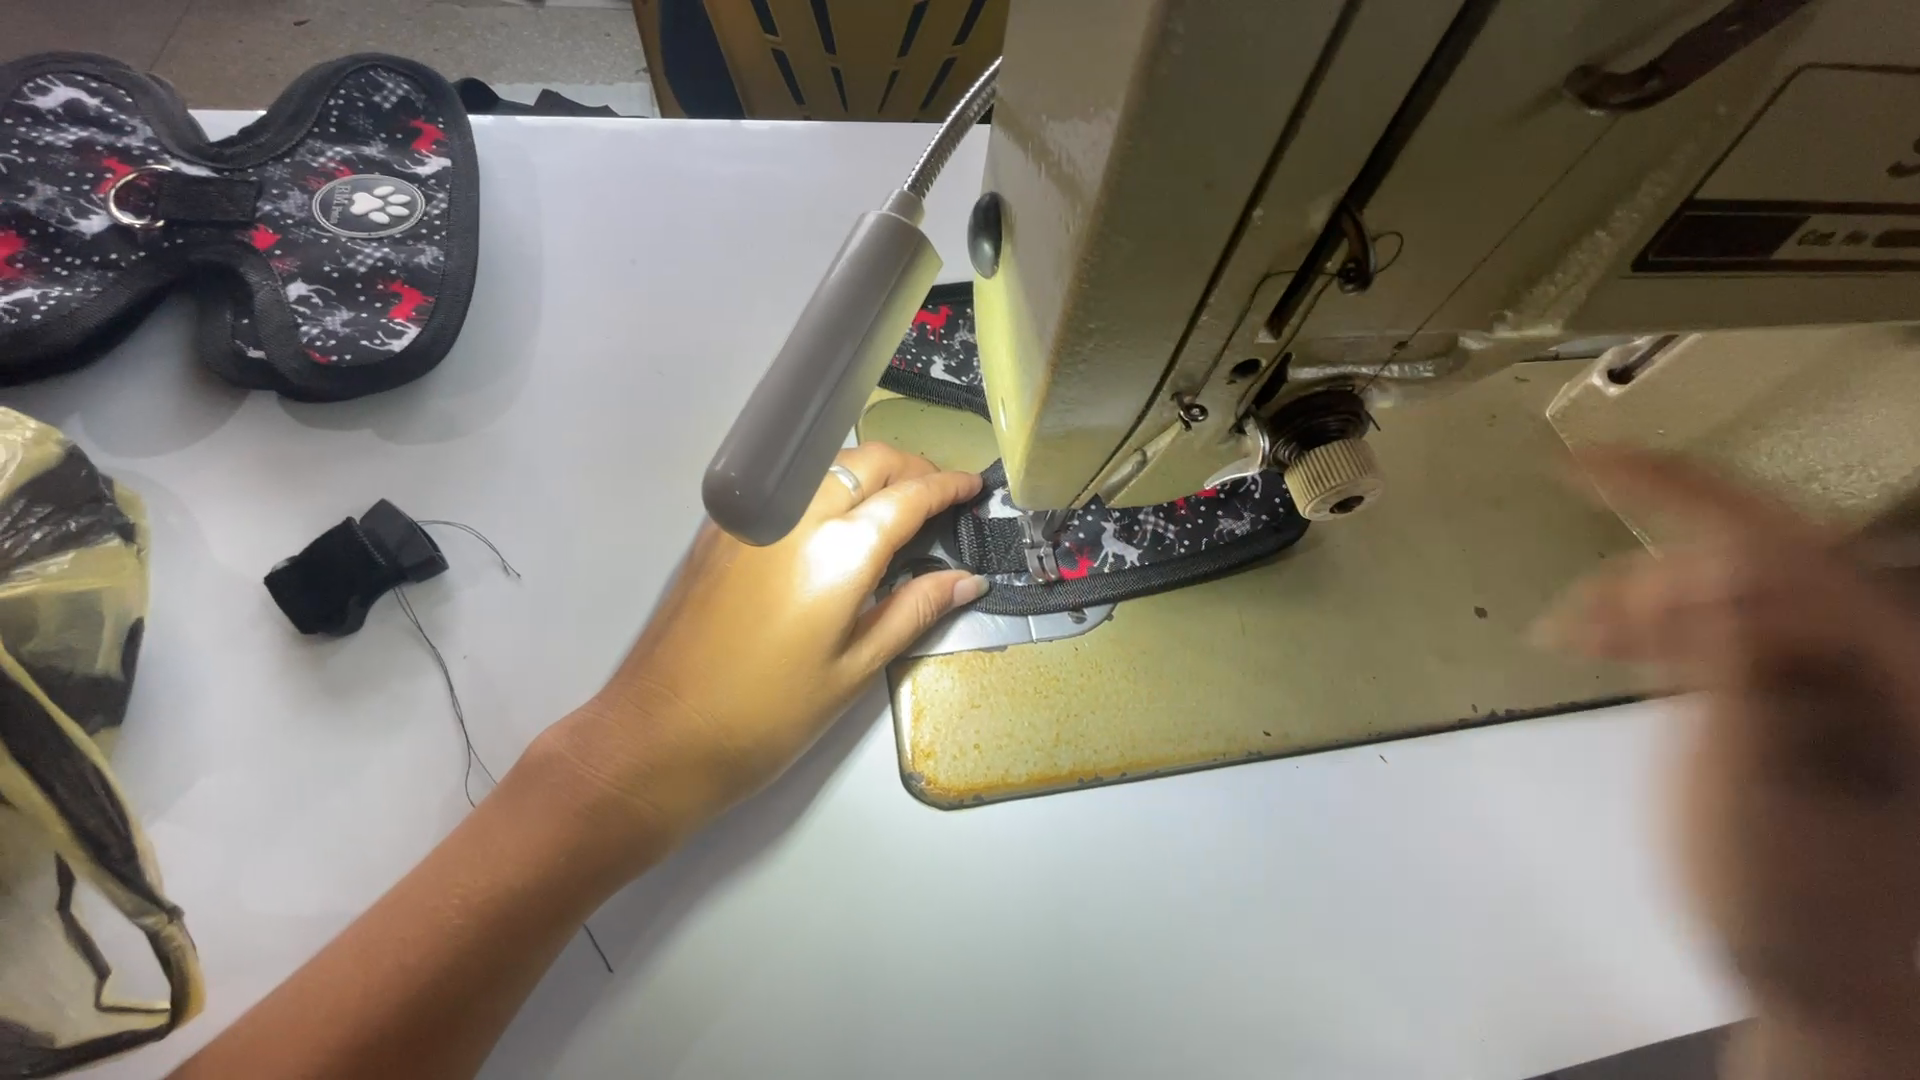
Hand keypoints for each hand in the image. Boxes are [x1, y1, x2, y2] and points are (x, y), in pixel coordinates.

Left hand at [533, 443, 984, 863]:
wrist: (658, 736)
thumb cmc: (767, 717)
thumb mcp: (853, 671)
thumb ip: (913, 611)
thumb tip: (965, 581)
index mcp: (838, 551)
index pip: (907, 496)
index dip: (947, 486)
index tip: (972, 487)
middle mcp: (795, 515)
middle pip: (867, 461)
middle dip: (911, 467)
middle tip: (939, 494)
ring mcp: (753, 517)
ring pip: (826, 465)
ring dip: (868, 470)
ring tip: (895, 502)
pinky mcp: (723, 528)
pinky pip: (789, 486)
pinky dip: (826, 485)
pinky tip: (837, 519)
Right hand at [1536, 449, 1919, 1075]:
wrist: (1837, 985)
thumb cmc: (1795, 899)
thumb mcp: (1760, 784)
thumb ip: (1753, 668)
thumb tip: (1725, 561)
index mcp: (1878, 663)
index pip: (1773, 537)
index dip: (1673, 489)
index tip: (1576, 464)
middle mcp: (1866, 653)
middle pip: (1737, 563)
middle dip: (1637, 576)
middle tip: (1562, 631)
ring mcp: (1831, 676)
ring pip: (1717, 594)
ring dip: (1632, 604)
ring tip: (1567, 642)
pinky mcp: (1795, 698)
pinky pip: (1715, 628)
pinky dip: (1650, 627)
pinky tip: (1607, 648)